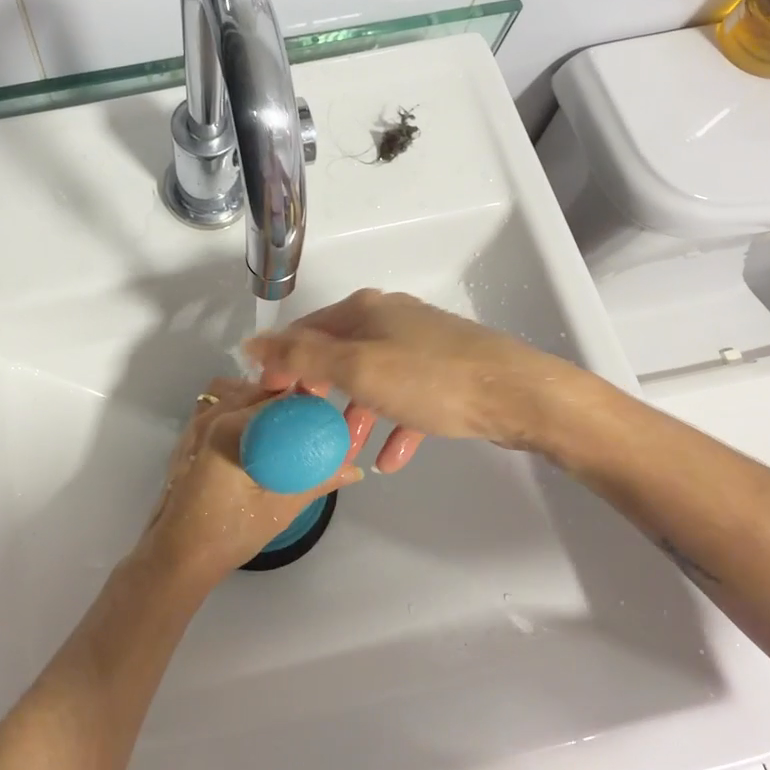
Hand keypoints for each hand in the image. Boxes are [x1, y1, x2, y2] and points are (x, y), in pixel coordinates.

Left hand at [138, 377, 363, 585]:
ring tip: (286, 424)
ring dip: (261, 401)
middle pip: (256, 390)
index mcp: (230, 427)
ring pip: (235, 393)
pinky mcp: (189, 437)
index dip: (305, 401)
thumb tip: (353, 468)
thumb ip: (316, 481)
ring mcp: (195, 424)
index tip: (328, 412)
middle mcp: (210, 416)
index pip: (277, 398)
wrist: (178, 556)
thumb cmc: (227, 533)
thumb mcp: (278, 508)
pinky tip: (258, 436)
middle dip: (286, 399)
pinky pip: (219, 407)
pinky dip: (241, 410)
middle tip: (313, 420)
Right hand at [244, 289, 603, 471]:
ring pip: (371, 380)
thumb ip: (301, 357)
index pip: (305, 331)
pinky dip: (392, 425)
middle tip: (301, 426)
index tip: (269, 401)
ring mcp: (421, 345)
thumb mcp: (356, 369)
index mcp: (364, 310)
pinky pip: (406, 399)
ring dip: (353, 415)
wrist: (517, 395)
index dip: (281, 364)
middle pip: (337, 354)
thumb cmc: (430, 380)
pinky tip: (389, 460)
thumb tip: (252, 342)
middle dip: (317, 392)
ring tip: (343, 451)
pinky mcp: (446, 373)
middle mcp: (390, 319)